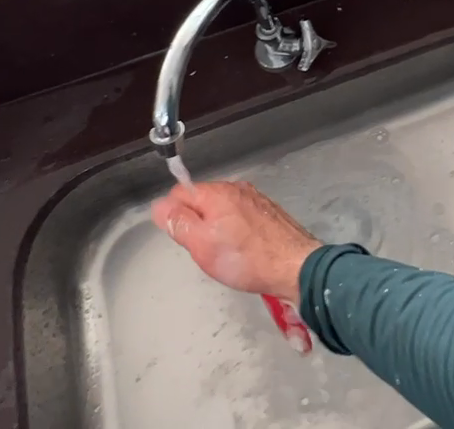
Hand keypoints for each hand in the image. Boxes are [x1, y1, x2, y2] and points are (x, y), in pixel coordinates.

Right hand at [150, 181, 321, 301]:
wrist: (294, 265)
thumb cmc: (245, 258)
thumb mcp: (202, 245)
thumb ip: (179, 223)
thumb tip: (159, 205)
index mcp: (218, 192)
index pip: (180, 191)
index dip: (174, 214)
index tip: (182, 237)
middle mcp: (236, 188)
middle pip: (200, 200)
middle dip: (196, 223)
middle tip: (204, 249)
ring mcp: (254, 198)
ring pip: (220, 209)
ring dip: (215, 228)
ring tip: (224, 253)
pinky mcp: (266, 210)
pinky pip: (238, 215)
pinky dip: (233, 230)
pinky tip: (241, 249)